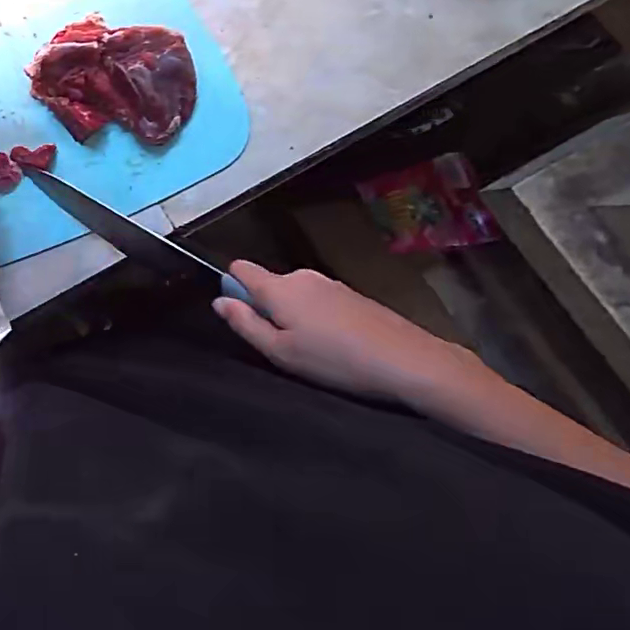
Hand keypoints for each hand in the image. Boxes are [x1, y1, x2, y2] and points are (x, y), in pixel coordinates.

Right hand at [212, 260, 493, 408]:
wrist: (410, 362)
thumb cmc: (335, 360)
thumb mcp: (280, 352)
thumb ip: (244, 324)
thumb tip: (219, 301)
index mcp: (278, 288)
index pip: (240, 268)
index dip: (231, 285)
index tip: (241, 313)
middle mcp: (301, 276)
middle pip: (268, 284)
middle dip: (267, 307)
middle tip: (282, 343)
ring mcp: (330, 283)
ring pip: (295, 294)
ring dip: (295, 314)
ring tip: (313, 348)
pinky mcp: (353, 294)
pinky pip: (319, 300)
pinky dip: (319, 317)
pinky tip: (338, 344)